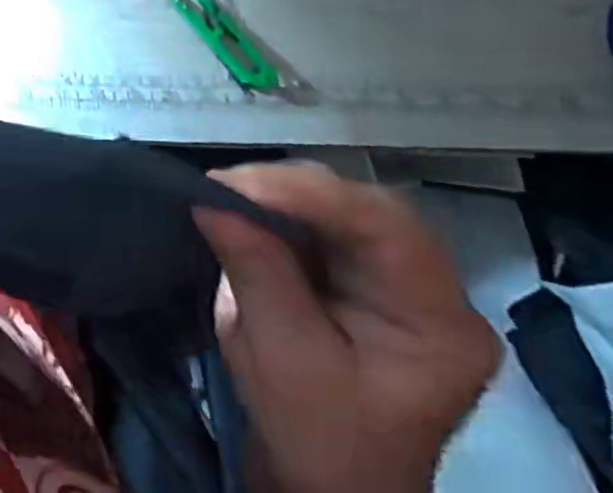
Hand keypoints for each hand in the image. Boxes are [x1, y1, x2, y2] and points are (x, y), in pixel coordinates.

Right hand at [194, 162, 499, 492]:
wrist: (323, 473)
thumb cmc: (312, 426)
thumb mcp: (280, 353)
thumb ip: (255, 272)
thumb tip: (210, 201)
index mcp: (438, 322)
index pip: (387, 231)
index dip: (309, 195)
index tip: (231, 184)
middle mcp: (432, 293)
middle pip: (372, 210)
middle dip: (291, 187)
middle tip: (219, 184)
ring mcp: (398, 284)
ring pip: (346, 208)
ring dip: (280, 192)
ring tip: (222, 192)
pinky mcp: (359, 278)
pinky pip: (323, 225)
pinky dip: (276, 208)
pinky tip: (240, 206)